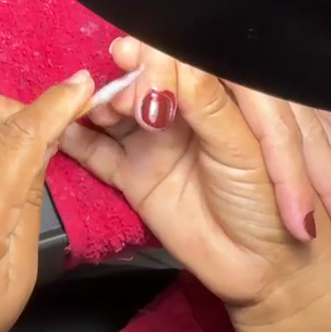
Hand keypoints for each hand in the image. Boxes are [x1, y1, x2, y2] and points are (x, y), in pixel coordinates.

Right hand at [57, 38, 330, 314]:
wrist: (262, 275)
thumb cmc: (270, 207)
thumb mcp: (244, 152)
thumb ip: (206, 105)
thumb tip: (168, 59)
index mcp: (217, 97)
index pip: (182, 61)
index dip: (158, 56)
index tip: (136, 57)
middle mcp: (181, 111)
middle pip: (141, 81)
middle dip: (125, 81)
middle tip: (120, 97)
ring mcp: (151, 141)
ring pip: (114, 110)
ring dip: (98, 104)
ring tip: (98, 112)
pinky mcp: (129, 173)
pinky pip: (95, 150)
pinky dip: (74, 138)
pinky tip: (61, 130)